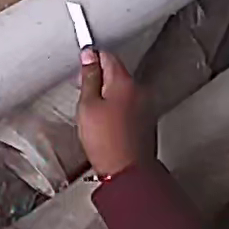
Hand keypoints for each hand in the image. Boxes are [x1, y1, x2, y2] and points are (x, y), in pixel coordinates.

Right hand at [76, 49, 153, 178]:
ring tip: (94, 112)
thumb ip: (89, 77)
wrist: (127, 172)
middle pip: (117, 72)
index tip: (82, 62)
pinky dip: (117, 107)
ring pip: (122, 89)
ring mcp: (145, 106)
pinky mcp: (146, 120)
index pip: (108, 56)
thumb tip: (89, 57)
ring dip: (108, 93)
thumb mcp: (88, 105)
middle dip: (100, 77)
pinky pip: (129, 104)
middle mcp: (140, 90)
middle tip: (84, 91)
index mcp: (125, 83)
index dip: (92, 57)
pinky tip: (106, 122)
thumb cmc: (106, 141)